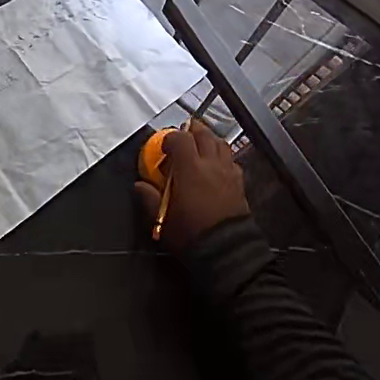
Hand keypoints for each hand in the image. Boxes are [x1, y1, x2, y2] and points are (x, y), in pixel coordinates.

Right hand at [135, 120, 249, 250]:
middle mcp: (211, 164)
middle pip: (204, 134)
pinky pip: (231, 159)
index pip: (181, 138)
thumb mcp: (162, 220)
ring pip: (221, 143)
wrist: (226, 248)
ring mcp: (228, 171)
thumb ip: (149, 199)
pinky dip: (222, 156)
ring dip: (209, 140)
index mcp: (190, 169)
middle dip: (191, 131)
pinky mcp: (239, 181)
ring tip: (199, 147)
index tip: (163, 145)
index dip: (170, 137)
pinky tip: (216, 166)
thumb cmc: (191, 234)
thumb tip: (139, 186)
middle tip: (182, 137)